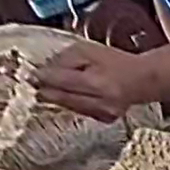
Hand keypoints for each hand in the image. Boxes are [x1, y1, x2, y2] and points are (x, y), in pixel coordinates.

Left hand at [34, 43, 158, 121]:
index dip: (43, 78)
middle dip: (46, 91)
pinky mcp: (106, 119)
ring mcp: (105, 114)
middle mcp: (102, 103)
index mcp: (97, 83)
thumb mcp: (86, 50)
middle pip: (65, 98)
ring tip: (42, 92)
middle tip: (30, 85)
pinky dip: (71, 104)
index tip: (28, 75)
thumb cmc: (114, 62)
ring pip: (72, 107)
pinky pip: (82, 111)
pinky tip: (64, 97)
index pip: (63, 82)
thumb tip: (45, 70)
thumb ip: (65, 59)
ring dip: (56, 99)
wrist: (141, 80)